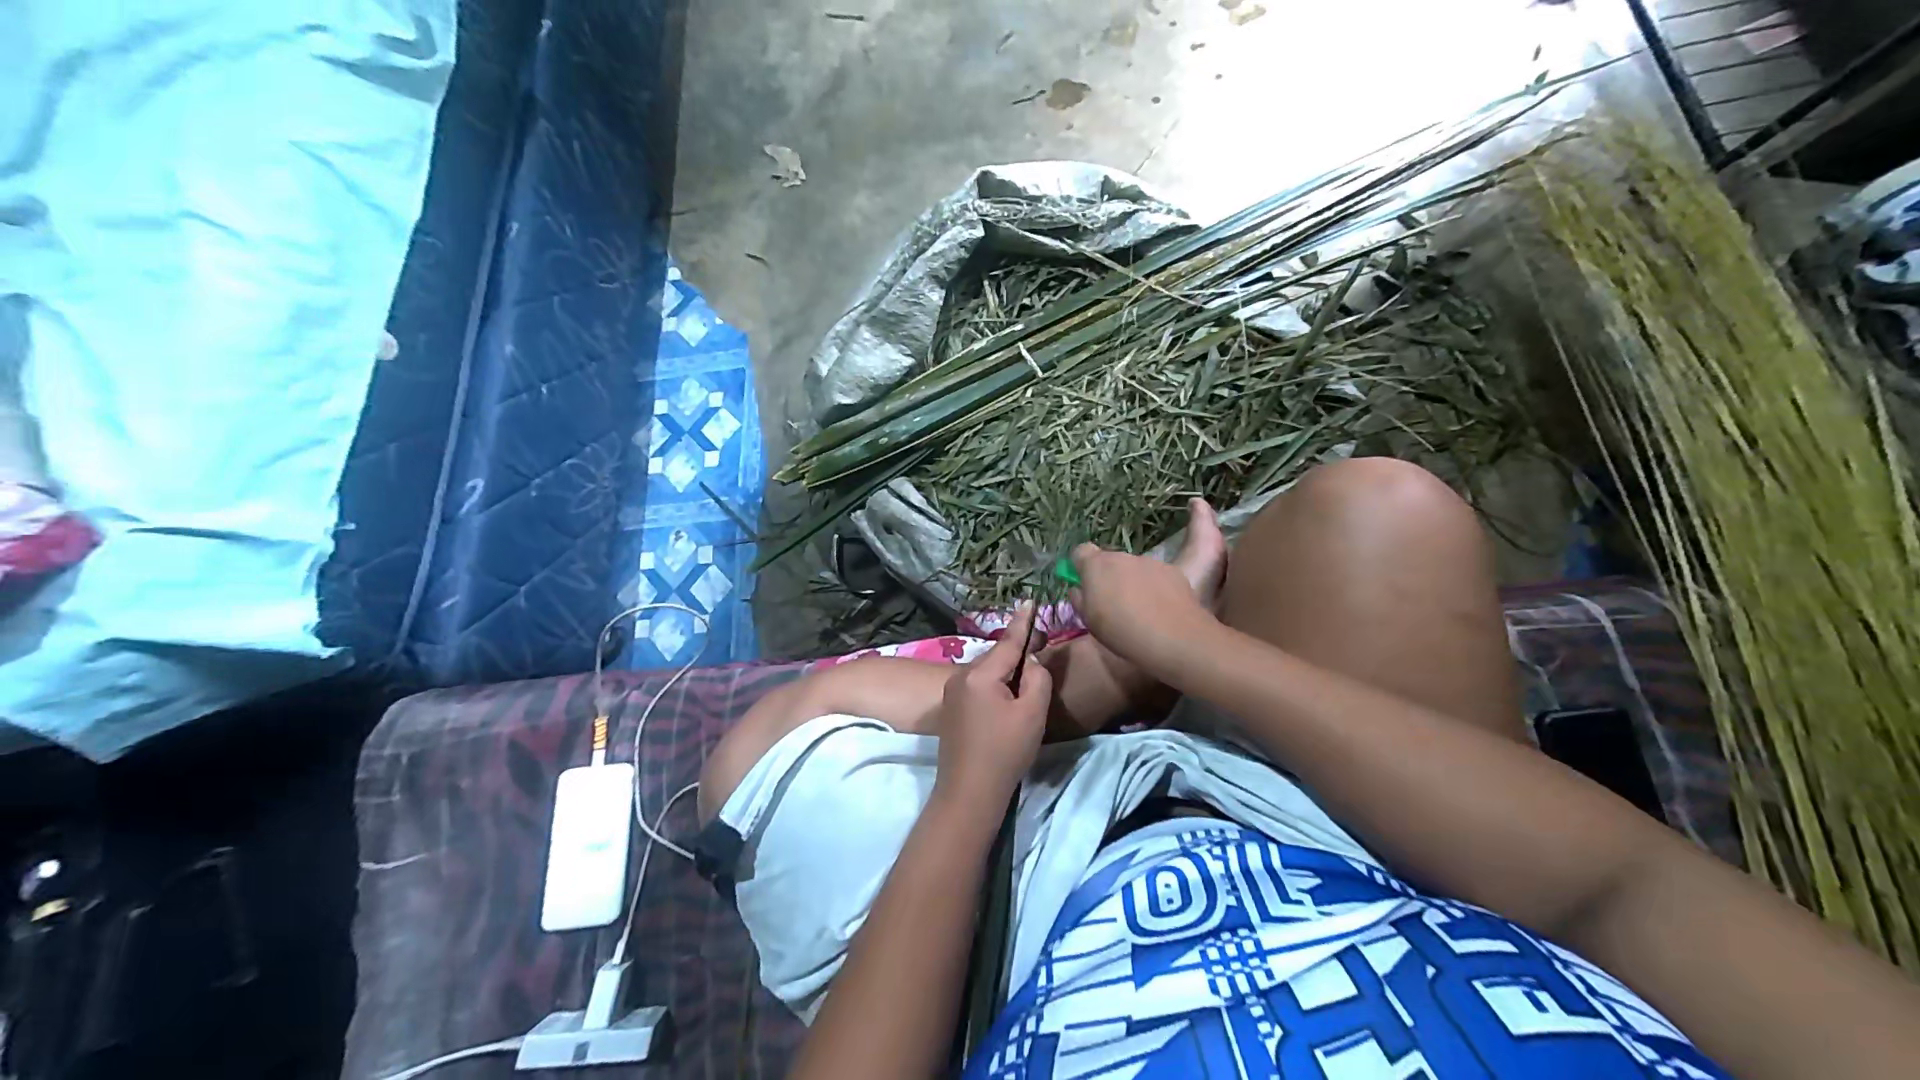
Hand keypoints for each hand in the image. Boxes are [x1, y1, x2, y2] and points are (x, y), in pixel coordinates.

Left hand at [934, 602, 1052, 805]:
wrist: (969, 790)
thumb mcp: (1032, 713)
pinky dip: (994, 685)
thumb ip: (1037, 678)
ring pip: (986, 672)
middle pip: (996, 657)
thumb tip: (1031, 661)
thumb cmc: (1005, 751)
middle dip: (1017, 652)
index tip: (1030, 601)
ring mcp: (952, 693)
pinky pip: (978, 685)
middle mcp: (961, 677)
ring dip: (1005, 671)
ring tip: (1026, 675)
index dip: (1022, 623)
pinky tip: (1006, 697)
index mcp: (980, 675)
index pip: (1008, 642)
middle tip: (1039, 646)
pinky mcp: (950, 708)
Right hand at [1070, 541, 1217, 674]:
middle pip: (1109, 560)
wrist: (1173, 638)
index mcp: (1096, 565)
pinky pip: (1155, 575)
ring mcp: (1149, 561)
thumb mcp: (1089, 620)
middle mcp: (1122, 556)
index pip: (1080, 551)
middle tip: (1112, 602)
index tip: (1084, 583)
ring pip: (1133, 568)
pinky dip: (1154, 586)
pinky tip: (1159, 609)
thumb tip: (1079, 588)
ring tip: (1139, 609)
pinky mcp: (1172, 570)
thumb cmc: (1121, 632)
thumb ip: (1080, 599)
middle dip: (1108, 575)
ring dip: (1131, 581)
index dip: (1081, 565)